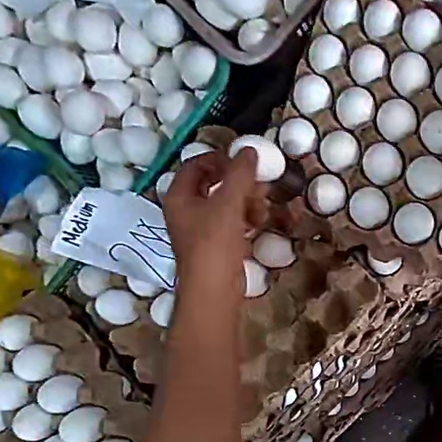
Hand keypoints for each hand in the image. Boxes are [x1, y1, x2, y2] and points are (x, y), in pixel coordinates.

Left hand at [163, 149, 267, 300]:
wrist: (213, 291)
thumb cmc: (214, 243)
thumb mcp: (228, 203)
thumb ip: (240, 173)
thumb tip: (248, 150)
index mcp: (179, 196)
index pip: (196, 165)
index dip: (219, 159)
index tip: (243, 161)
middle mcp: (186, 210)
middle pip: (213, 184)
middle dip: (239, 182)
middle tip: (260, 183)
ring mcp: (201, 229)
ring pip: (225, 204)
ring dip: (246, 201)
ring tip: (263, 206)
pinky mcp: (216, 245)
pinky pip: (232, 222)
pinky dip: (246, 218)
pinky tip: (260, 222)